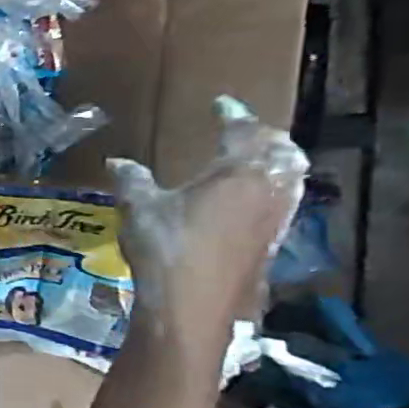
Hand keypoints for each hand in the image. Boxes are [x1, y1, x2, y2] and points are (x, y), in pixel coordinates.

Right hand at [109, 97, 305, 345]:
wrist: (194, 303)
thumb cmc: (166, 246)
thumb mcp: (138, 207)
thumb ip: (133, 180)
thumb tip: (119, 161)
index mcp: (237, 174)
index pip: (244, 133)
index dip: (233, 115)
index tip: (223, 103)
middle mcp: (266, 191)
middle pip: (282, 154)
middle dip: (267, 138)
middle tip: (248, 129)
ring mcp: (274, 218)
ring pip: (289, 178)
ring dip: (276, 163)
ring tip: (258, 158)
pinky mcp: (270, 241)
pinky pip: (282, 201)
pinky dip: (272, 187)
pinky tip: (251, 197)